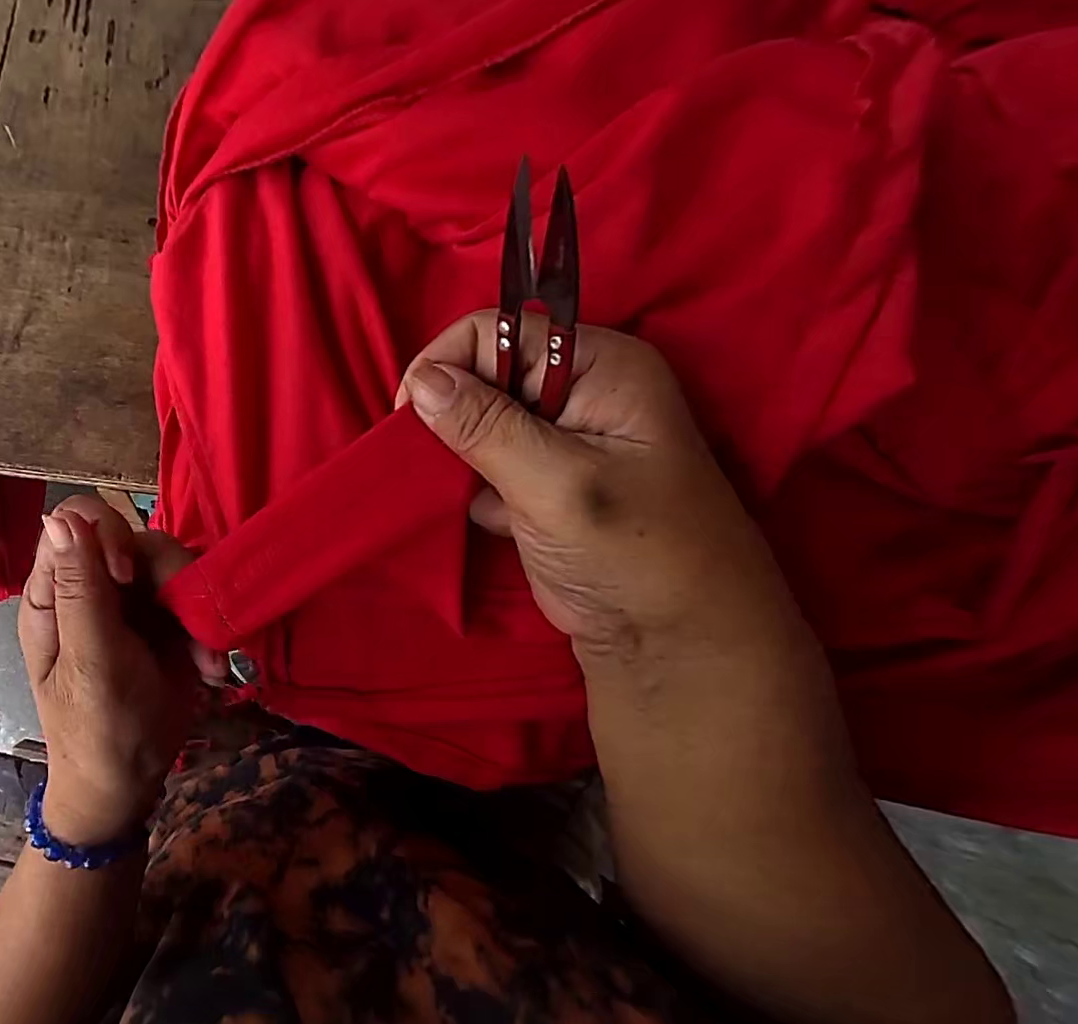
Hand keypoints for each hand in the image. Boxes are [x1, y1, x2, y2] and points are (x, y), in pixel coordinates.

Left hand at [17, 495, 221, 845]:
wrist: (131, 781)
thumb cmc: (98, 730)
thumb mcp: (90, 662)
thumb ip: (80, 590)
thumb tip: (61, 515)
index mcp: (55, 595)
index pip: (77, 523)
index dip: (108, 535)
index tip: (125, 577)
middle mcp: (92, 588)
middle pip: (135, 537)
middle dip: (168, 575)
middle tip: (185, 622)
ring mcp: (132, 601)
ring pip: (171, 563)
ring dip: (195, 607)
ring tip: (205, 661)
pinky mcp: (166, 619)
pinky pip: (193, 596)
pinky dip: (207, 628)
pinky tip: (209, 667)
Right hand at [396, 310, 799, 664]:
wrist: (667, 636)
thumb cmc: (635, 552)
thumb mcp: (558, 484)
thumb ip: (486, 428)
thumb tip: (419, 381)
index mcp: (597, 366)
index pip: (497, 333)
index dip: (446, 366)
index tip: (411, 419)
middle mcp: (573, 390)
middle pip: (478, 374)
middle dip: (447, 417)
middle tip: (441, 466)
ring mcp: (552, 437)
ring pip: (469, 423)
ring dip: (453, 458)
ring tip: (474, 496)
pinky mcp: (531, 479)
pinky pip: (474, 463)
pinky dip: (465, 488)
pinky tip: (492, 517)